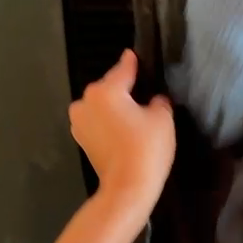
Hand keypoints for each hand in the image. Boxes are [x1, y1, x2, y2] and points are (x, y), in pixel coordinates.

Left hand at [70, 50, 176, 209]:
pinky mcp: (80, 139)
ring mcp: (79, 121)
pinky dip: (108, 122)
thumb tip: (153, 99)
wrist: (127, 188)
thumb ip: (158, 100)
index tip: (135, 54)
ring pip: (101, 105)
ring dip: (114, 107)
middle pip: (109, 87)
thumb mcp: (162, 118)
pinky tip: (124, 129)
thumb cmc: (146, 148)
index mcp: (105, 90)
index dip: (133, 62)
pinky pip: (98, 121)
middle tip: (144, 96)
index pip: (123, 69)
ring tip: (134, 116)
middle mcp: (86, 101)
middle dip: (124, 89)